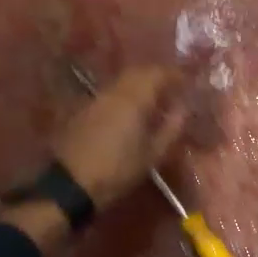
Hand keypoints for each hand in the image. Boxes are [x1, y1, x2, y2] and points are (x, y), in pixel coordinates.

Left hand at [54, 65, 187, 207]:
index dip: (175, 74)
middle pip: (138, 71)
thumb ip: (171, 128)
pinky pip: (111, 92)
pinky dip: (126, 94)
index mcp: (133, 99)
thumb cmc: (117, 171)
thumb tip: (183, 109)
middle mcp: (114, 92)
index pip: (158, 73)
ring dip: (140, 83)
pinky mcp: (84, 110)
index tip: (188, 81)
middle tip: (173, 86)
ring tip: (155, 99)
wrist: (69, 184)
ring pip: (122, 81)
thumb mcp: (152, 155)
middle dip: (157, 75)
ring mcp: (96, 99)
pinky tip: (132, 111)